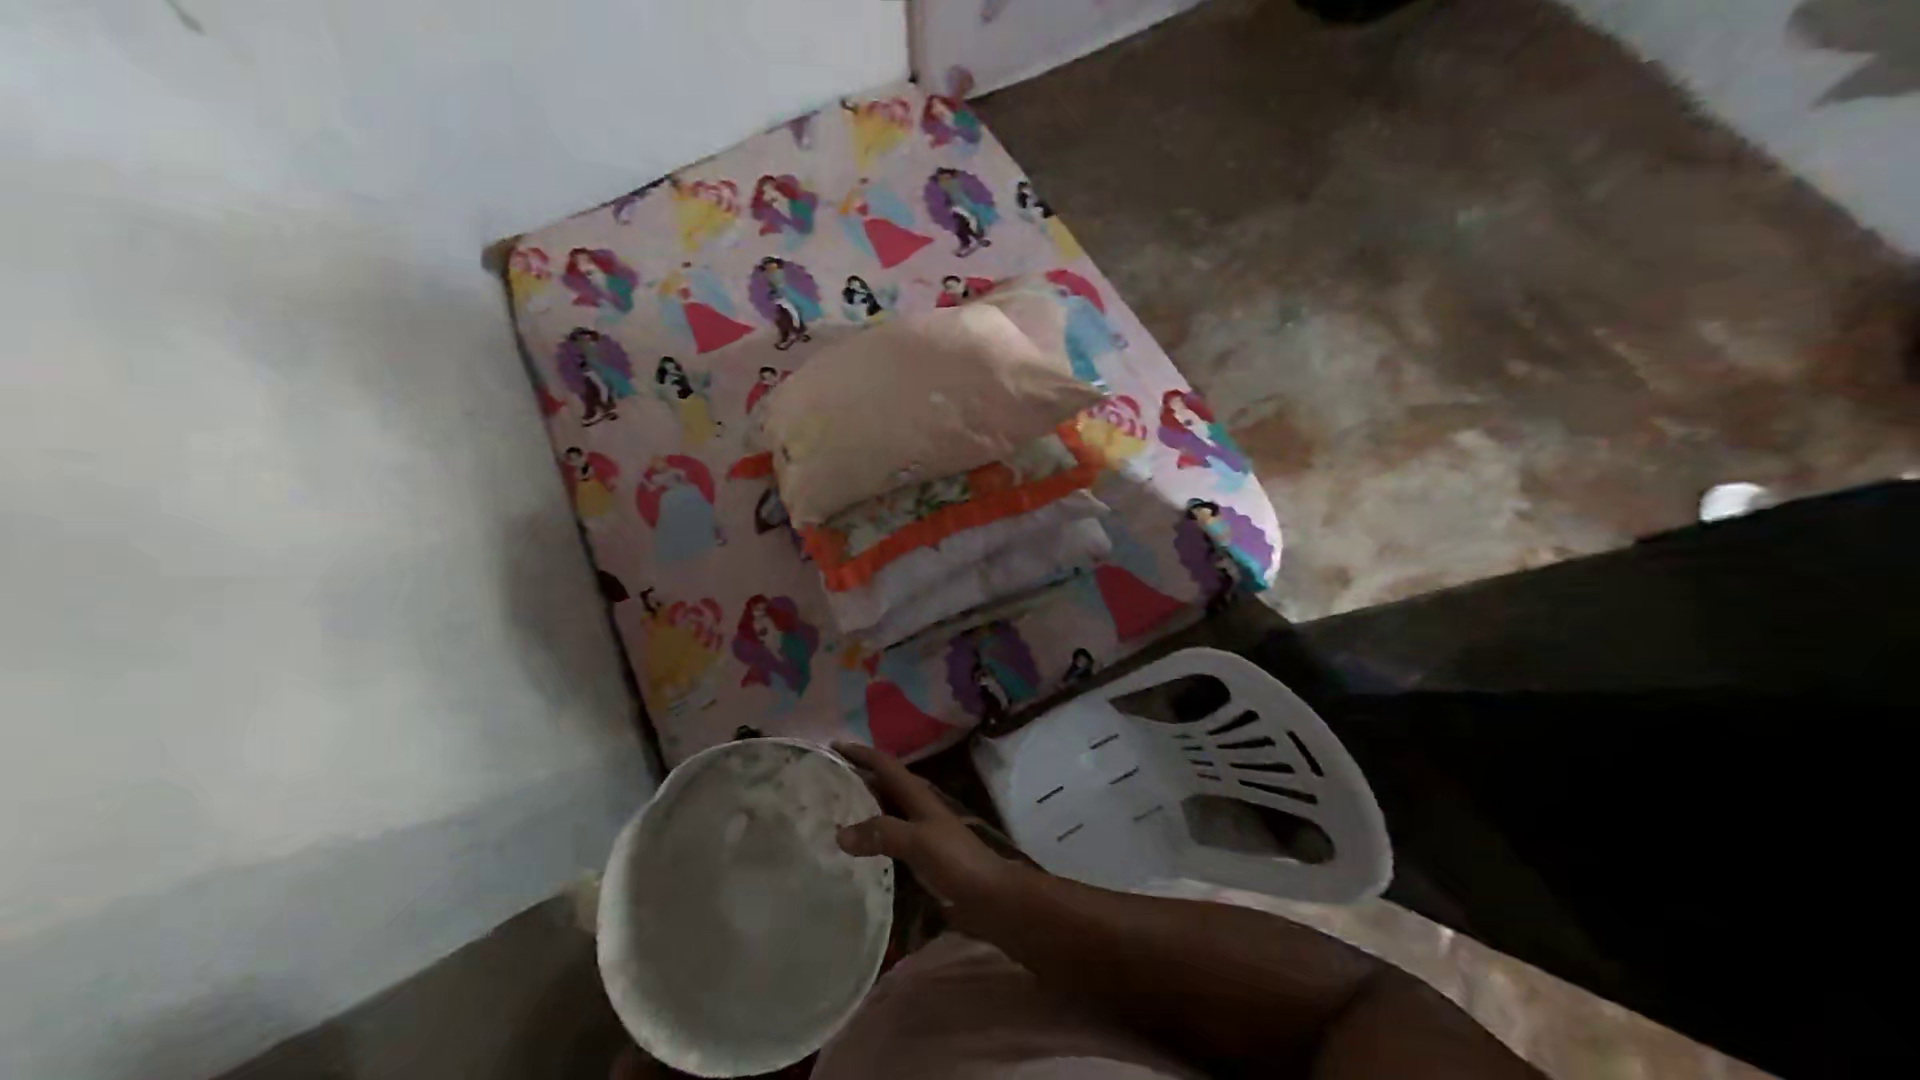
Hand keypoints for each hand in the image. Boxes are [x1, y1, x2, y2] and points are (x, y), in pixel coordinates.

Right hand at [832, 742, 1026, 926]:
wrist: (989, 897)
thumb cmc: (957, 861)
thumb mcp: (919, 841)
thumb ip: (882, 833)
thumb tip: (839, 834)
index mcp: (918, 796)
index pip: (885, 765)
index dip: (861, 753)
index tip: (833, 747)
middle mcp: (916, 809)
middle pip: (882, 786)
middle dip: (856, 779)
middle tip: (822, 783)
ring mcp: (918, 833)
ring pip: (883, 812)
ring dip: (860, 809)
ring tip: (828, 814)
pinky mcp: (918, 857)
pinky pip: (886, 840)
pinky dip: (868, 839)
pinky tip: (851, 851)